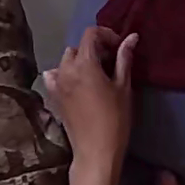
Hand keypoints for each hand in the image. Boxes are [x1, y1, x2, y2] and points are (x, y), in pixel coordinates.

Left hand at [43, 27, 139, 174]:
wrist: (95, 150)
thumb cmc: (115, 118)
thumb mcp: (124, 86)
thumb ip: (124, 58)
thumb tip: (131, 37)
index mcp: (84, 64)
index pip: (91, 34)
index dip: (107, 35)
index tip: (120, 47)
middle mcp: (65, 69)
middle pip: (79, 46)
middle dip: (96, 48)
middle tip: (113, 61)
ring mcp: (56, 84)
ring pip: (66, 59)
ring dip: (81, 59)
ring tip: (97, 72)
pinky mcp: (53, 97)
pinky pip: (55, 75)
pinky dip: (64, 72)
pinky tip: (77, 82)